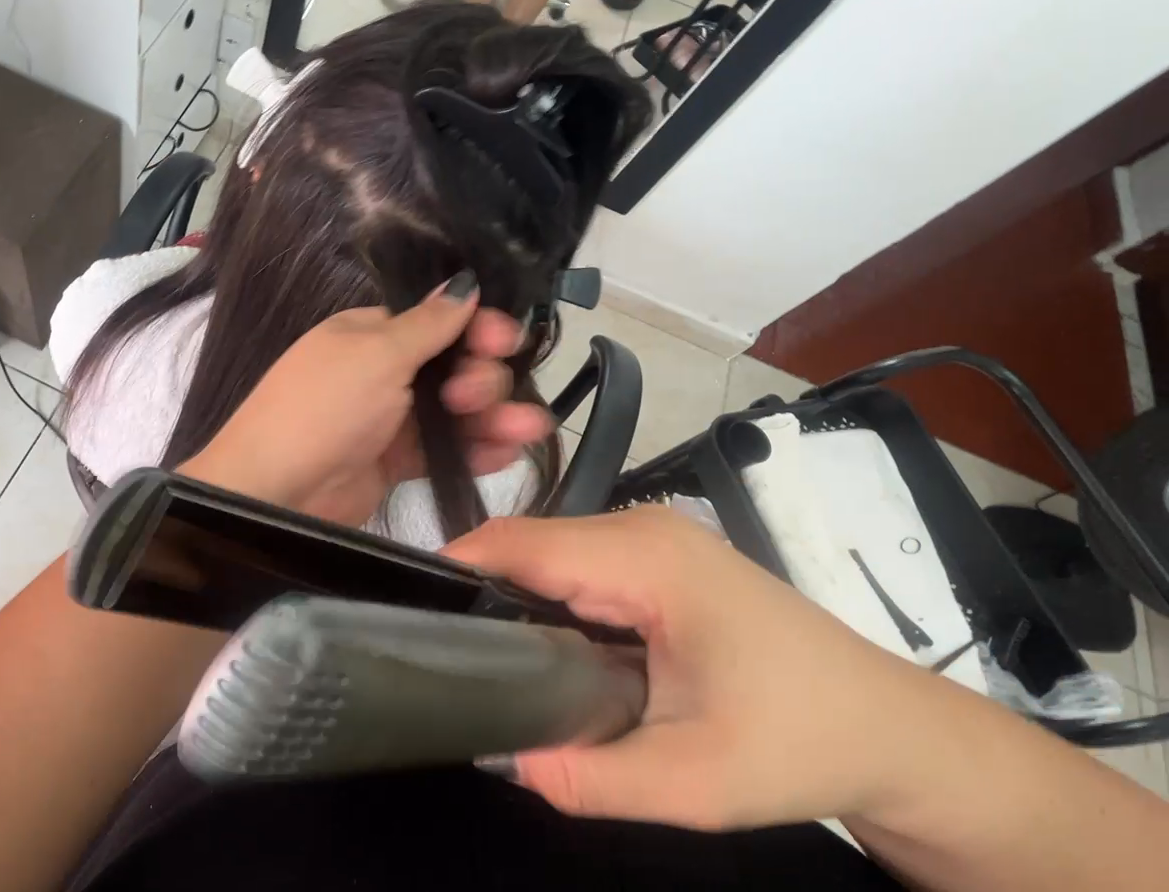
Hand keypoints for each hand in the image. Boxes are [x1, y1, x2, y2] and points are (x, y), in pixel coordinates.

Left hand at [179, 272, 553, 525]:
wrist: (276, 489)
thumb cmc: (325, 407)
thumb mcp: (376, 354)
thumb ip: (429, 323)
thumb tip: (465, 282)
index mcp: (371, 334)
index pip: (438, 321)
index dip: (476, 329)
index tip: (501, 342)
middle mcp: (384, 371)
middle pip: (455, 365)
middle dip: (481, 377)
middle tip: (470, 398)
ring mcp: (391, 418)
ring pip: (458, 410)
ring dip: (494, 415)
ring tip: (524, 430)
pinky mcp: (397, 462)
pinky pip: (447, 450)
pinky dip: (478, 450)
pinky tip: (506, 453)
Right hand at [444, 507, 987, 830]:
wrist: (898, 735)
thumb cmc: (803, 745)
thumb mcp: (693, 783)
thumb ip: (587, 777)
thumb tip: (498, 757)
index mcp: (647, 559)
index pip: (519, 542)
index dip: (457, 569)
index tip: (412, 617)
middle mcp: (642, 528)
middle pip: (525, 541)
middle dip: (477, 589)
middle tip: (442, 652)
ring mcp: (652, 537)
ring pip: (546, 550)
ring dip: (510, 595)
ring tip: (481, 654)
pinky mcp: (658, 557)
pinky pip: (575, 562)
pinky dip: (545, 596)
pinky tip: (539, 645)